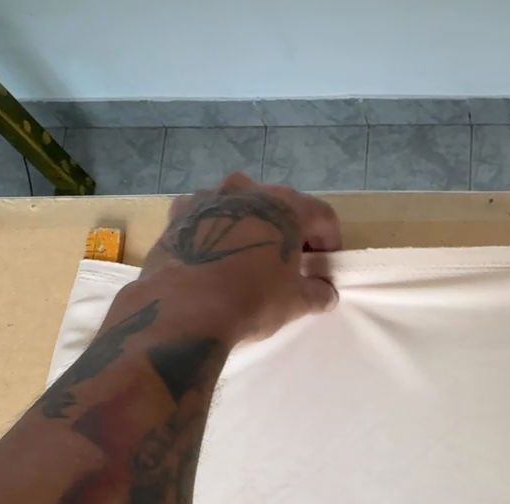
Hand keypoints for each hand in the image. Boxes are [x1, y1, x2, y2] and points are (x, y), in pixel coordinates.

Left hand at [137, 172, 342, 342]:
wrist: (187, 307)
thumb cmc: (254, 299)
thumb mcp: (297, 302)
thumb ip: (318, 292)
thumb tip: (326, 292)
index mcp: (285, 206)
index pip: (322, 215)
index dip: (330, 240)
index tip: (326, 264)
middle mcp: (248, 190)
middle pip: (280, 206)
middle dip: (290, 232)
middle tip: (291, 263)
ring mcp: (209, 197)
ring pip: (242, 207)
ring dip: (253, 227)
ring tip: (251, 260)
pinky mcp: (179, 213)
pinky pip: (208, 216)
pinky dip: (219, 231)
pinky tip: (217, 258)